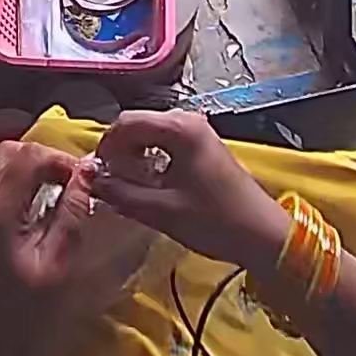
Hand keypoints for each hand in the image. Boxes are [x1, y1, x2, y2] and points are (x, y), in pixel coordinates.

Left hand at [0, 141, 92, 355]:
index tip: (85, 180)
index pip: (32, 155)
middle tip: (72, 181)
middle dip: (47, 156)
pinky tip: (25, 185)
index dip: (62, 160)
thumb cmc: (23, 314)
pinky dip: (7, 167)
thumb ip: (72, 213)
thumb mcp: (58, 265)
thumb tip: (88, 173)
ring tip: (52, 181)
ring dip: (28, 159)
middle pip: (13, 148)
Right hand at [83, 110, 289, 272]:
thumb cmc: (215, 221)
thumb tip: (91, 179)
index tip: (97, 172)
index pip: (125, 122)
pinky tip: (148, 178)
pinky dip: (149, 154)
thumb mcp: (161, 210)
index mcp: (178, 129)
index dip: (106, 145)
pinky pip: (164, 139)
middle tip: (109, 179)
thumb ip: (121, 192)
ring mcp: (197, 129)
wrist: (265, 236)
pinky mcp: (202, 142)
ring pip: (149, 130)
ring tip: (126, 181)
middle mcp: (187, 120)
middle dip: (118, 148)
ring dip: (133, 152)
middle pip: (137, 123)